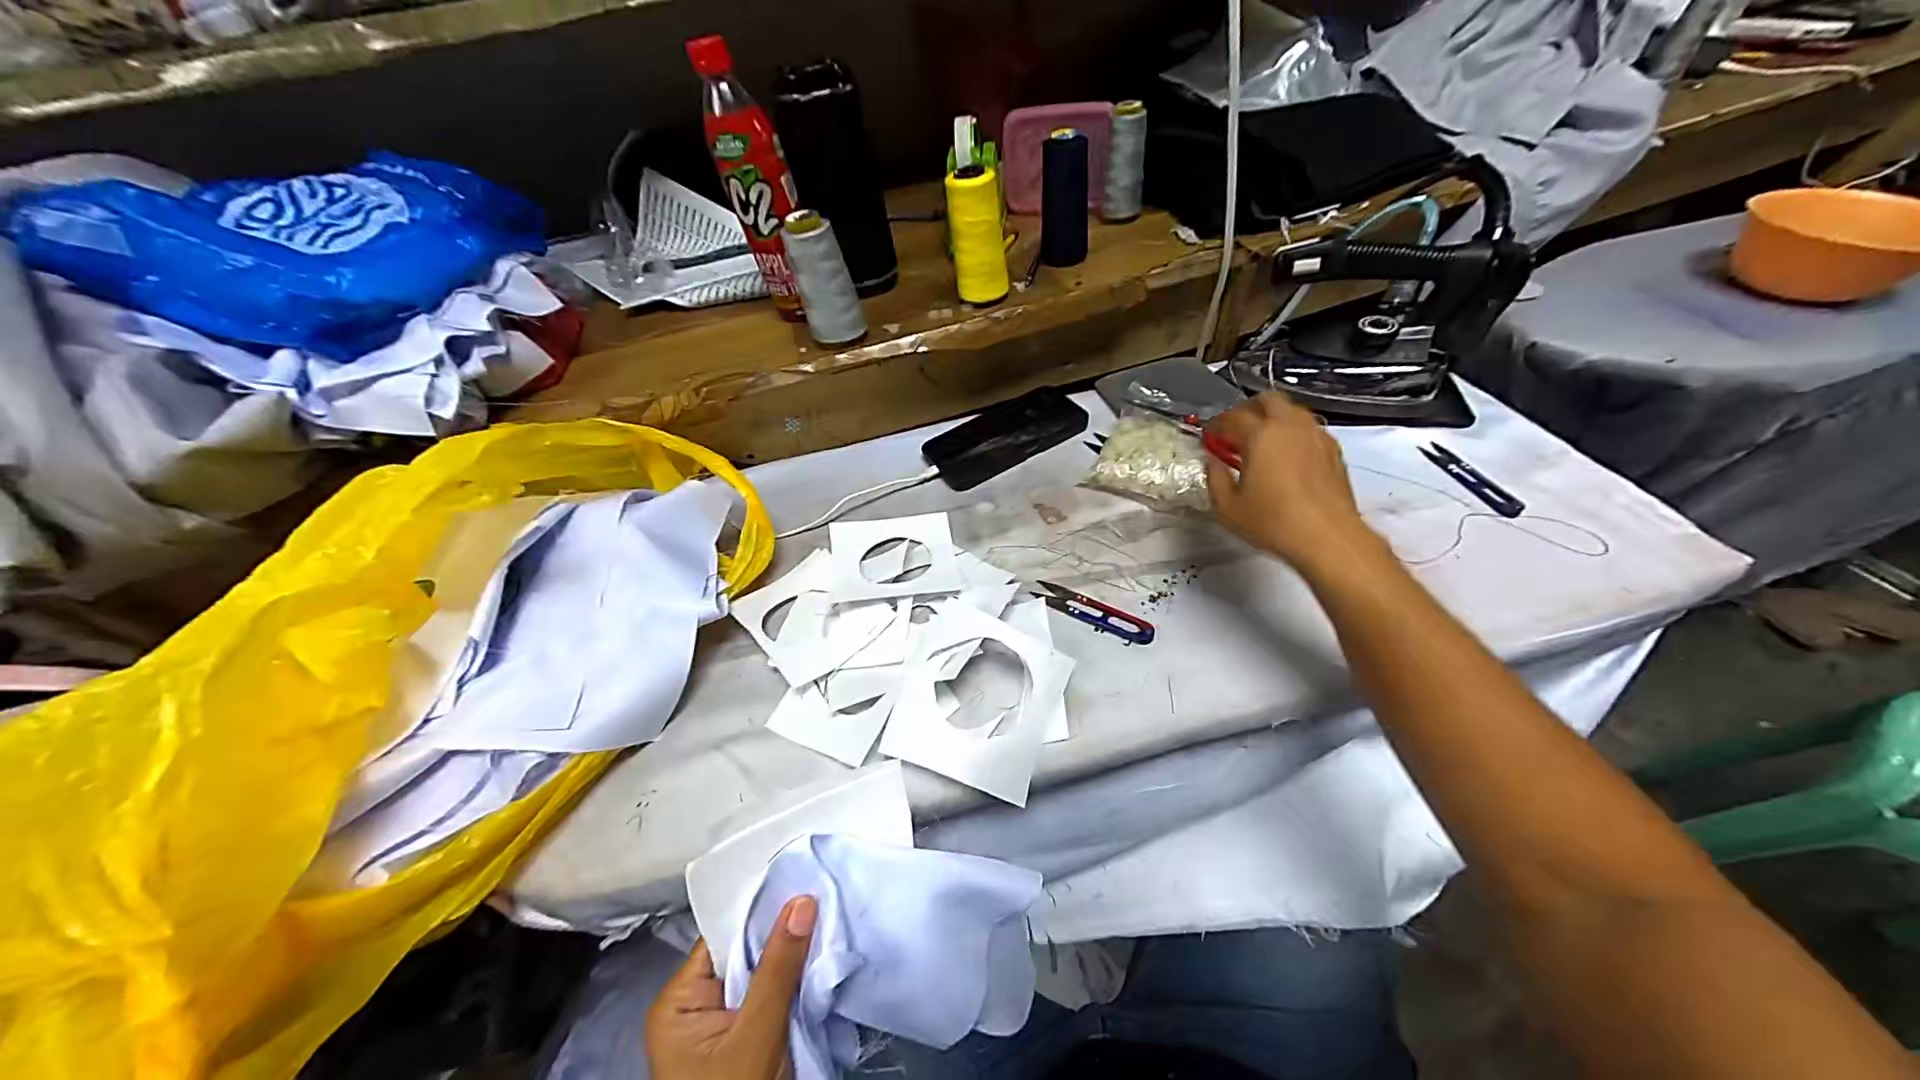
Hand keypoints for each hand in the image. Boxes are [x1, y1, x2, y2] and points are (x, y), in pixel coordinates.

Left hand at [646, 896, 817, 1079]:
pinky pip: (767, 998)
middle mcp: (692, 1008)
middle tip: (820, 903)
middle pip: (741, 954)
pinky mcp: (742, 1041)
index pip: (722, 938)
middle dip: (779, 936)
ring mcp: (717, 1027)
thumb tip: (802, 899)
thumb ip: (779, 967)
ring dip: (789, 960)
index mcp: (678, 1002)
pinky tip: (816, 963)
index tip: (800, 885)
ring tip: (824, 924)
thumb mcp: (757, 1033)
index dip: (760, 911)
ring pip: (758, 975)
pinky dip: (791, 985)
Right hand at [1205, 393, 1382, 574]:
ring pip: (1291, 411)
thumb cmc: (1274, 522)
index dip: (1215, 426)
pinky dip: (1292, 434)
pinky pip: (1308, 429)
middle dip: (1246, 411)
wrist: (1327, 537)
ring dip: (1272, 419)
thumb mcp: (1227, 507)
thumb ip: (1215, 477)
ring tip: (1260, 443)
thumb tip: (1214, 463)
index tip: (1209, 437)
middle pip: (1266, 400)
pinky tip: (1285, 457)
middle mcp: (1290, 426)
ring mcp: (1315, 435)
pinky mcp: (1332, 450)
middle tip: (1234, 431)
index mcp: (1260, 434)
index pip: (1231, 417)